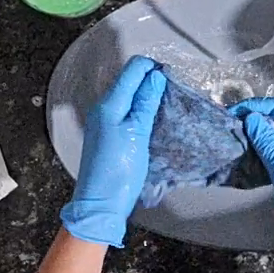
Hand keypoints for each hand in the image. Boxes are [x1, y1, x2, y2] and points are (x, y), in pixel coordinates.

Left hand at [61, 56, 167, 246]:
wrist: (100, 204)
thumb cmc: (119, 171)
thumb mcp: (138, 133)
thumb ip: (146, 102)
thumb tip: (155, 76)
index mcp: (109, 104)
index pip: (132, 70)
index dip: (153, 68)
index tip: (172, 77)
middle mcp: (103, 108)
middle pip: (129, 80)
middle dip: (150, 80)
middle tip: (172, 91)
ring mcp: (103, 121)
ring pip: (127, 95)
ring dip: (146, 95)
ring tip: (166, 105)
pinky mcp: (106, 134)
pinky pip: (124, 110)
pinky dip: (139, 109)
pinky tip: (151, 119)